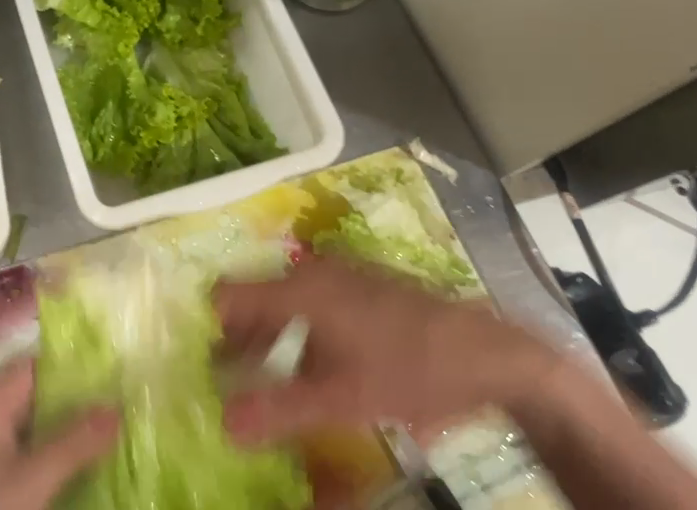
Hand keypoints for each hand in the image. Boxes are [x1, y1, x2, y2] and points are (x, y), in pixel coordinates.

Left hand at [0, 359, 119, 509]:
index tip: (118, 376)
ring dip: (73, 430)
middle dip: (80, 402)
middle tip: (126, 406)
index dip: (77, 369)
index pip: (39, 367)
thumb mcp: (33, 479)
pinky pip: (33, 448)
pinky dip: (59, 451)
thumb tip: (118, 407)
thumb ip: (75, 443)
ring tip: (118, 431)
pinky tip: (88, 461)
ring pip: (40, 424)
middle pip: (41, 394)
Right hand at [214, 254, 562, 441]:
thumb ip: (279, 411)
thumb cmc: (410, 371)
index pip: (227, 295)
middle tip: (230, 378)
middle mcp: (312, 271)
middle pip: (253, 297)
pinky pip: (311, 299)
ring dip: (269, 335)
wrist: (490, 353)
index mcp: (297, 289)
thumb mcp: (341, 400)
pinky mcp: (363, 283)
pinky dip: (298, 328)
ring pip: (283, 299)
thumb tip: (224, 426)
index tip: (205, 364)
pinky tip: (313, 364)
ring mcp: (340, 273)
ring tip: (267, 376)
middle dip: (238, 337)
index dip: (210, 328)